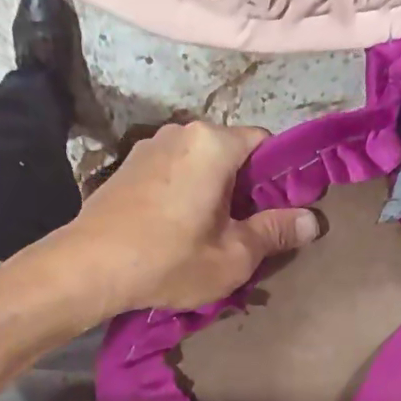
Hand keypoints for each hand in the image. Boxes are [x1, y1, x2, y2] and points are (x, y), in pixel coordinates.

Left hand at [47, 121, 320, 314]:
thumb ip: (276, 232)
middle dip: (244, 187)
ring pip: (199, 164)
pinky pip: (171, 172)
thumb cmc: (168, 260)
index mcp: (213, 143)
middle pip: (230, 153)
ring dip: (212, 191)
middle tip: (245, 230)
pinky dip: (183, 193)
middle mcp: (180, 132)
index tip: (278, 211)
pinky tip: (175, 229)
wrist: (87, 267)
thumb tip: (313, 220)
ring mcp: (148, 147)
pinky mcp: (126, 167)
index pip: (265, 143)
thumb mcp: (233, 256)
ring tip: (208, 234)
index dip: (279, 177)